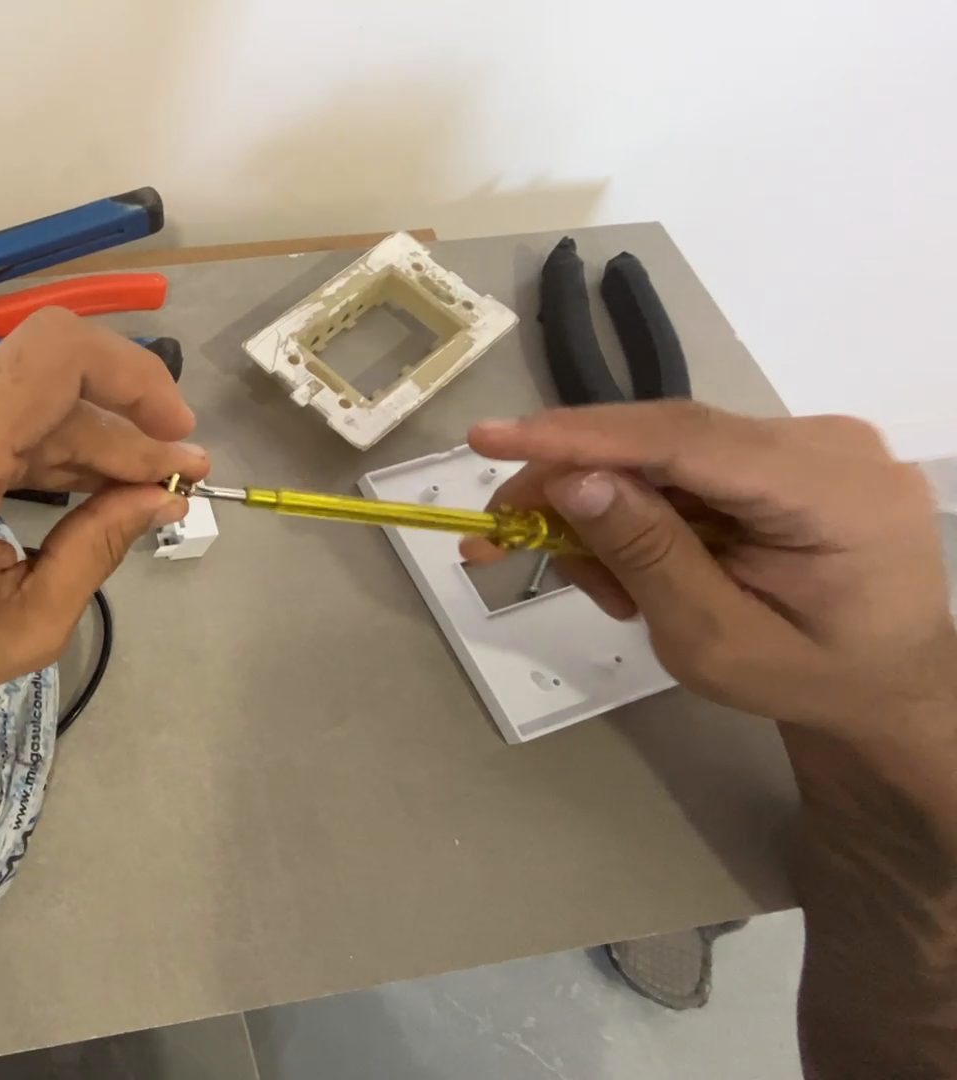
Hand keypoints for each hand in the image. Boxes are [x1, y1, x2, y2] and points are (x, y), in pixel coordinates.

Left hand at [0, 308, 206, 740]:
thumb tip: (162, 496)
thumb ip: (98, 547)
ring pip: (16, 403)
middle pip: (46, 390)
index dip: (133, 377)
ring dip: (82, 442)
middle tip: (171, 486)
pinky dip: (33, 447)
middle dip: (119, 434)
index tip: (175, 435)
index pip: (54, 355)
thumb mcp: (23, 625)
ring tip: (134, 492)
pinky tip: (77, 483)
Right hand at [461, 403, 956, 738]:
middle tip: (495, 535)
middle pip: (652, 442)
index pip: (683, 442)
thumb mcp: (713, 637)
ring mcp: (793, 445)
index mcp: (834, 495)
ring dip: (590, 515)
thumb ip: (648, 555)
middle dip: (560, 484)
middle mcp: (820, 446)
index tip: (486, 440)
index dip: (578, 438)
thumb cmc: (805, 675)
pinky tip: (622, 566)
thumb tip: (571, 483)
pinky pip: (659, 470)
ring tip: (594, 583)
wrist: (879, 680)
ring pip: (643, 456)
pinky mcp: (764, 456)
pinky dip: (619, 516)